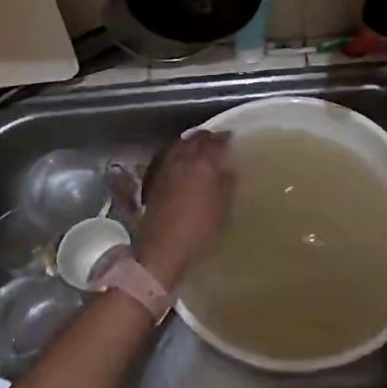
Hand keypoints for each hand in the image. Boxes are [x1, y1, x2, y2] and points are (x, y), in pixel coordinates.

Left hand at [138, 130, 232, 286]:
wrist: (162, 249)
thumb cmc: (199, 231)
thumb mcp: (223, 210)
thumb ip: (227, 185)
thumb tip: (228, 170)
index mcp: (203, 164)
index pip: (216, 142)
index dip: (225, 138)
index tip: (231, 138)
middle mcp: (182, 161)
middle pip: (194, 139)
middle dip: (206, 137)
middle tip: (216, 141)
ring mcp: (165, 170)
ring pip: (178, 146)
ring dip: (189, 143)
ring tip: (198, 149)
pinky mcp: (154, 182)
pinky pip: (169, 158)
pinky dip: (178, 155)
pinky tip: (182, 164)